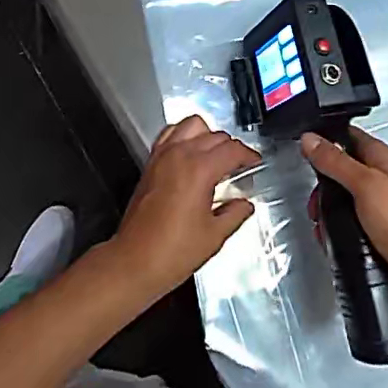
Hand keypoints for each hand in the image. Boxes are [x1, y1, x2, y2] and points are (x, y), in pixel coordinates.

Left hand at [106, 115, 260, 295]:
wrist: (133, 263)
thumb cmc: (171, 252)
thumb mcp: (214, 236)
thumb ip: (234, 214)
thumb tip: (244, 205)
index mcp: (200, 169)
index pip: (232, 150)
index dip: (248, 155)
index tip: (254, 163)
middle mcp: (181, 154)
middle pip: (215, 135)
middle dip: (231, 148)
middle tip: (239, 167)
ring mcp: (163, 155)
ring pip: (192, 125)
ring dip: (208, 136)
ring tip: (216, 156)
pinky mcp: (151, 162)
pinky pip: (170, 133)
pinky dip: (184, 135)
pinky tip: (190, 153)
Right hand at [301, 127, 387, 312]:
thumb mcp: (365, 186)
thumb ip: (336, 161)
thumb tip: (310, 138)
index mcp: (382, 157)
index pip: (348, 135)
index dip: (326, 138)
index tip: (305, 151)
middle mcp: (385, 177)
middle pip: (345, 169)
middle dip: (325, 184)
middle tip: (315, 203)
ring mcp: (386, 206)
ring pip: (348, 199)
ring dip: (331, 210)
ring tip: (322, 226)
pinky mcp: (385, 232)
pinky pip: (356, 223)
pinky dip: (342, 229)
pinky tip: (334, 241)